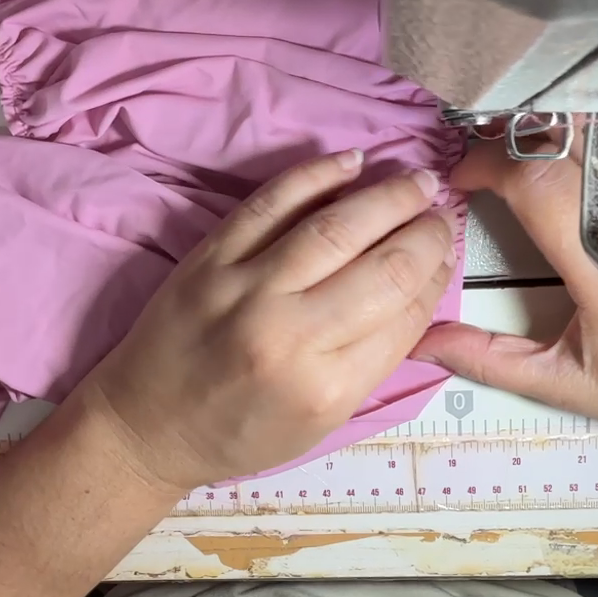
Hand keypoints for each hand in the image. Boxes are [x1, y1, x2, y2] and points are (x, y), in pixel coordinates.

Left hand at [76, 150, 455, 491]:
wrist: (149, 425)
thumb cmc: (240, 433)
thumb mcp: (320, 421)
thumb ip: (372, 358)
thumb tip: (420, 287)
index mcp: (326, 387)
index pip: (403, 316)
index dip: (435, 276)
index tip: (448, 252)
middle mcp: (290, 335)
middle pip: (382, 268)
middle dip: (425, 234)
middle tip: (444, 212)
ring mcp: (245, 289)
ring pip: (335, 228)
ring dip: (387, 197)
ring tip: (419, 180)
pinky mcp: (210, 258)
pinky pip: (271, 203)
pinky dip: (315, 176)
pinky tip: (352, 163)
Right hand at [411, 127, 597, 469]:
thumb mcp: (571, 384)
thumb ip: (490, 358)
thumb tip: (422, 341)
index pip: (539, 179)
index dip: (489, 164)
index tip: (467, 175)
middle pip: (582, 130)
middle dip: (525, 130)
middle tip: (500, 148)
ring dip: (579, 118)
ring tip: (554, 142)